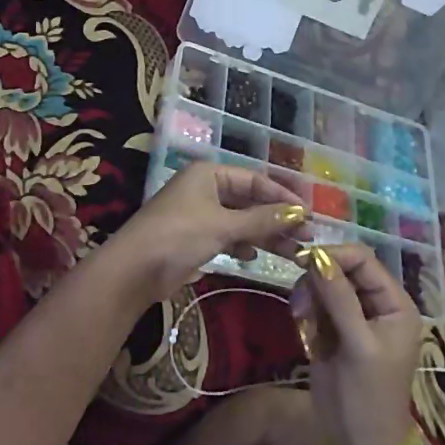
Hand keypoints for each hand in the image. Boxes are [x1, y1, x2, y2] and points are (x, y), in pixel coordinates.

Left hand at [108, 162, 310, 293]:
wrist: (135, 269)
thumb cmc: (179, 236)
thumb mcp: (224, 225)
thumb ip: (262, 219)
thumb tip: (299, 213)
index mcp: (208, 174)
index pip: (254, 179)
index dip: (282, 196)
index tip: (309, 215)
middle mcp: (203, 189)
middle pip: (248, 200)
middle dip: (276, 219)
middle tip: (308, 238)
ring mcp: (198, 214)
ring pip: (240, 221)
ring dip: (264, 235)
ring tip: (293, 253)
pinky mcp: (194, 238)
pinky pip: (226, 236)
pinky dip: (241, 245)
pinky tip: (253, 256)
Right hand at [291, 243, 423, 444]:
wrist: (357, 440)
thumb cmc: (368, 394)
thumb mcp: (358, 346)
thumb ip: (340, 300)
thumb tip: (318, 257)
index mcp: (395, 305)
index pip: (364, 261)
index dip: (334, 255)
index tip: (301, 261)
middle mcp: (375, 305)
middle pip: (340, 268)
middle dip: (317, 279)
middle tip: (301, 303)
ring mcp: (352, 317)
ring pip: (322, 284)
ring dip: (308, 296)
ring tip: (302, 320)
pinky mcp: (331, 329)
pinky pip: (313, 304)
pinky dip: (304, 311)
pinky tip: (303, 330)